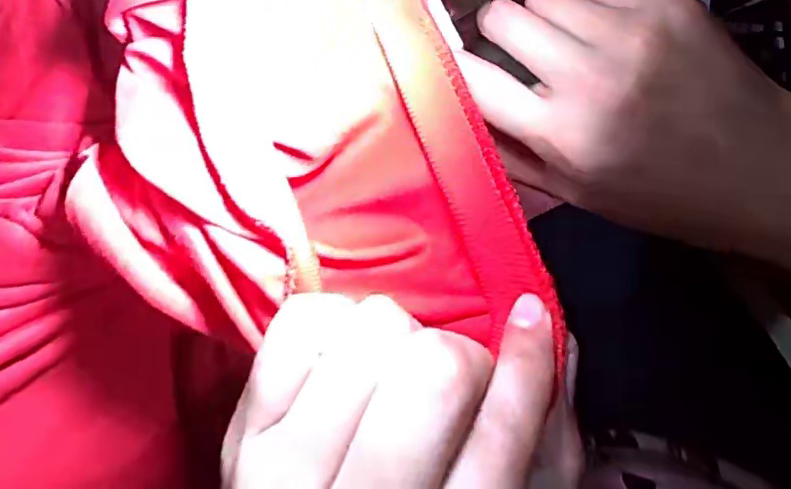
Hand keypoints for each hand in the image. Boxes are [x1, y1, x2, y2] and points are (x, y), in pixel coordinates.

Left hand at [222, 292, 561, 487]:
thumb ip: (538, 436)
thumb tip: (548, 333)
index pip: (496, 446)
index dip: (525, 370)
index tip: (531, 317)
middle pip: (431, 374)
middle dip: (456, 359)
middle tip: (452, 379)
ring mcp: (282, 474)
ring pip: (370, 331)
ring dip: (395, 339)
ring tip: (390, 375)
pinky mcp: (242, 429)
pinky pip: (305, 320)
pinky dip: (334, 326)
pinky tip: (341, 366)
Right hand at [455, 0, 790, 270]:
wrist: (770, 169)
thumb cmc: (668, 195)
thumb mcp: (581, 197)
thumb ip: (514, 153)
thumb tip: (462, 107)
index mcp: (566, 136)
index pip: (473, 77)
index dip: (458, 62)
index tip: (463, 59)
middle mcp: (592, 77)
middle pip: (502, 14)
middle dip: (503, 29)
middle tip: (525, 47)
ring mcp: (631, 31)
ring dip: (550, 16)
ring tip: (578, 40)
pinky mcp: (665, 3)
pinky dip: (596, 6)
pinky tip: (622, 33)